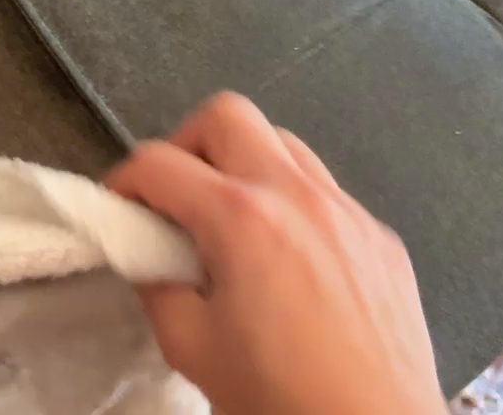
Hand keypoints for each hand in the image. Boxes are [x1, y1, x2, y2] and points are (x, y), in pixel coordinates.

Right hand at [108, 94, 447, 414]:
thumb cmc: (277, 400)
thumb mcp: (186, 341)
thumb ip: (153, 277)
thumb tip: (148, 249)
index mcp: (239, 217)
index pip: (155, 162)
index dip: (123, 181)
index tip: (120, 212)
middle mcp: (295, 195)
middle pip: (225, 115)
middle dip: (186, 146)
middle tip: (178, 197)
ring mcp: (348, 212)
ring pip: (279, 141)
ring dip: (241, 163)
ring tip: (231, 218)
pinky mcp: (383, 239)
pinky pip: (321, 188)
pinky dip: (287, 200)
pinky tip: (286, 255)